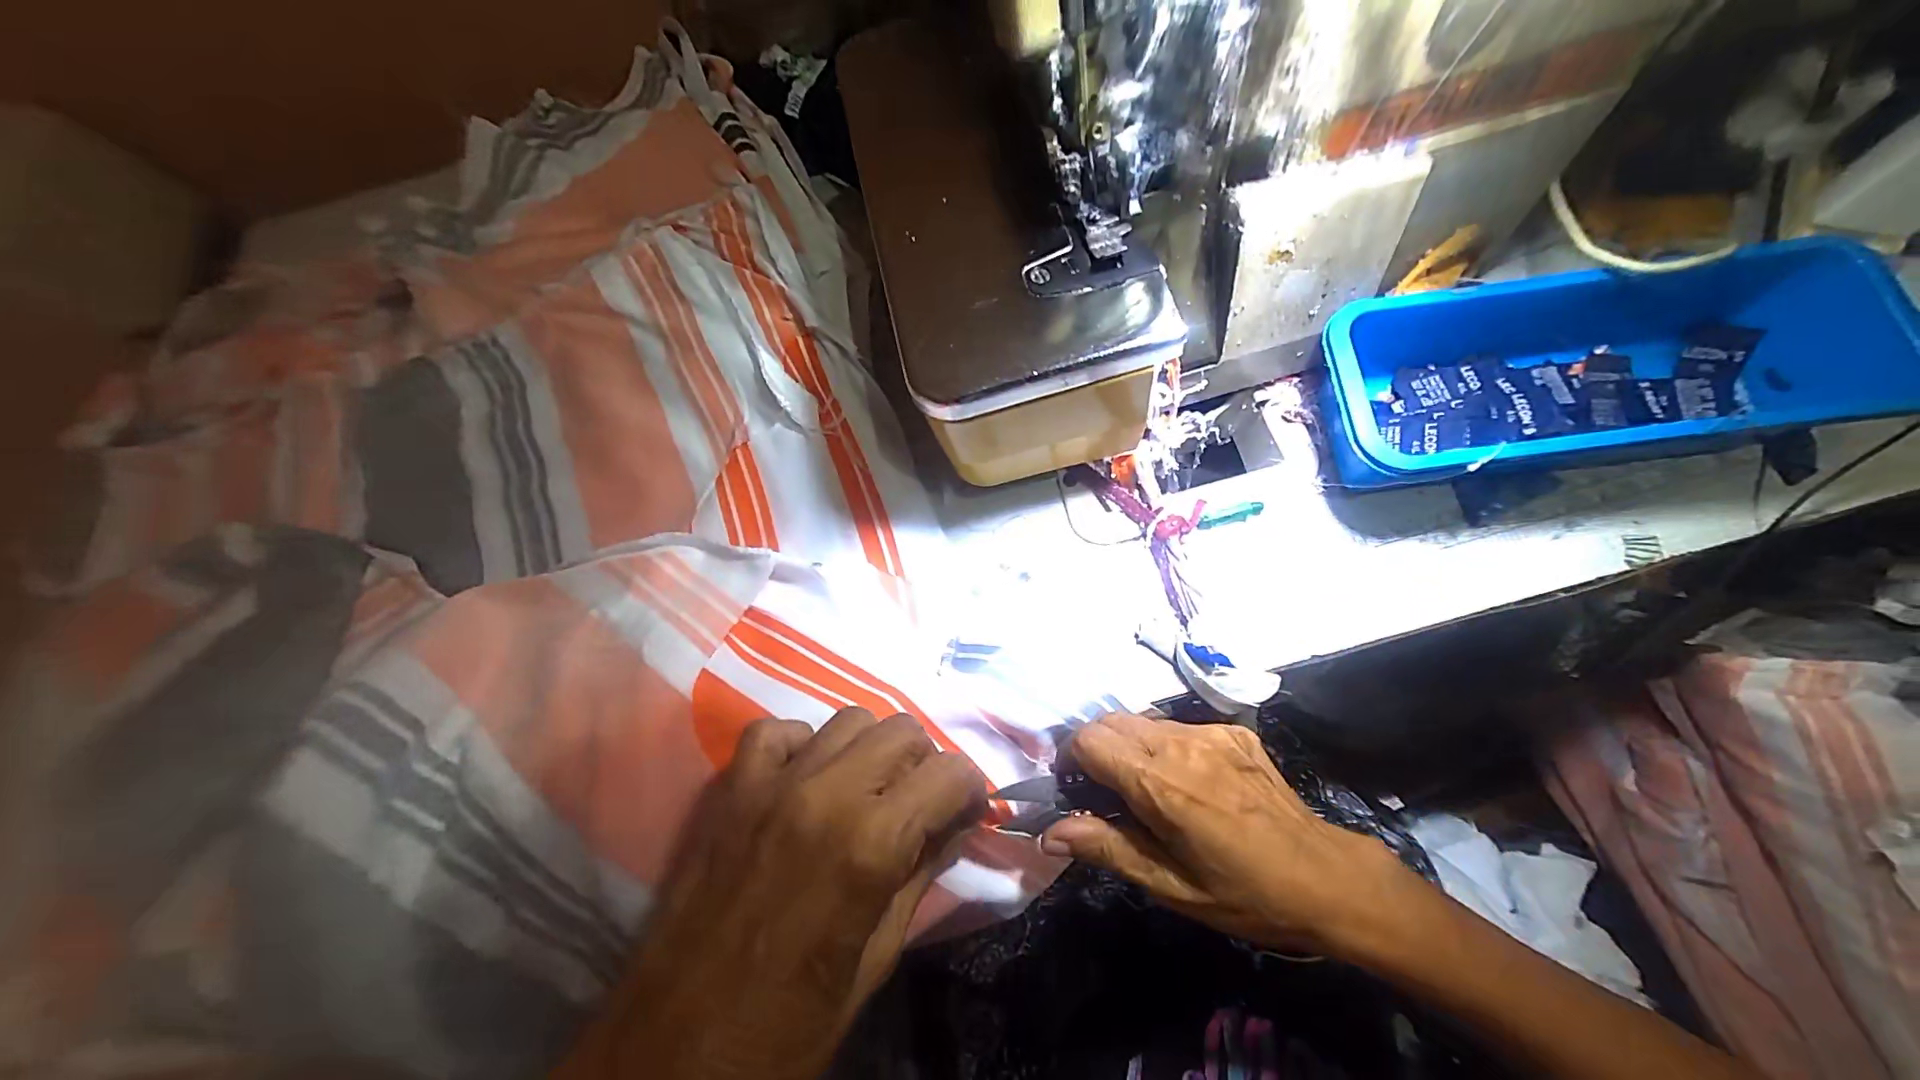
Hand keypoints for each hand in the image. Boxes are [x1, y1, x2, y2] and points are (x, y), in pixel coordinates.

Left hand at [554, 709, 986, 1079]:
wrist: (676, 1049)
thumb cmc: (790, 1020)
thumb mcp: (877, 956)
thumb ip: (922, 873)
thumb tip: (957, 824)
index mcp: (871, 844)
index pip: (949, 773)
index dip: (968, 790)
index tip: (966, 810)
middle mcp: (826, 794)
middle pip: (902, 730)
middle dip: (924, 765)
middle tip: (917, 804)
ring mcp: (770, 784)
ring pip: (848, 718)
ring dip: (870, 750)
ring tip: (864, 789)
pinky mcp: (729, 788)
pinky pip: (778, 730)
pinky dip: (803, 746)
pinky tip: (805, 778)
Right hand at [1040, 713, 1411, 954]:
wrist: (1328, 878)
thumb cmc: (1244, 894)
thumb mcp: (1171, 887)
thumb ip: (1107, 848)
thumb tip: (1049, 832)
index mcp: (1161, 784)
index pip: (1089, 740)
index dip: (1072, 760)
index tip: (1077, 790)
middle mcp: (1181, 744)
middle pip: (1111, 721)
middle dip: (1097, 749)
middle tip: (1107, 791)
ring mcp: (1212, 732)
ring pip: (1144, 721)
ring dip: (1131, 747)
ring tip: (1150, 789)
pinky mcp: (1234, 731)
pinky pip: (1180, 726)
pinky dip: (1168, 746)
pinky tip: (1192, 782)